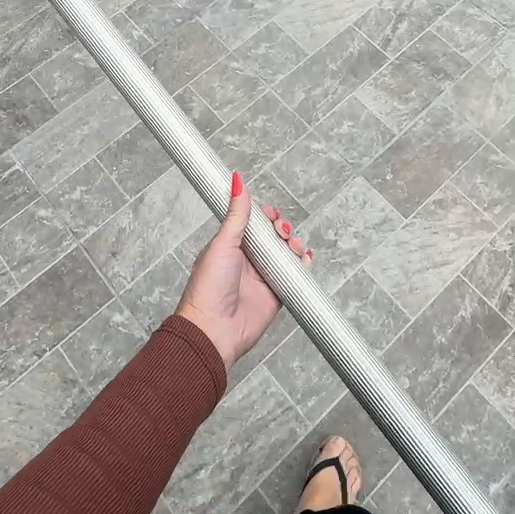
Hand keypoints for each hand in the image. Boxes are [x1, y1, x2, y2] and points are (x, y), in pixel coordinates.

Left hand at [175, 172, 312, 368]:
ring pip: (286, 253)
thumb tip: (237, 183)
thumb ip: (236, 215)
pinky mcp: (276, 293)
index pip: (253, 222)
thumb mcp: (223, 244)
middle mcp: (248, 258)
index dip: (265, 216)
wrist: (214, 330)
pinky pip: (294, 275)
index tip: (271, 214)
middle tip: (282, 232)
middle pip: (273, 236)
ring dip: (294, 244)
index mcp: (231, 244)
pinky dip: (303, 265)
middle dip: (282, 228)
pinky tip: (305, 258)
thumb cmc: (209, 288)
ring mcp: (262, 276)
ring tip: (294, 245)